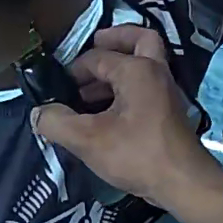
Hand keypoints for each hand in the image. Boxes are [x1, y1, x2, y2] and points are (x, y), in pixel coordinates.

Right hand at [30, 25, 222, 210]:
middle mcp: (155, 72)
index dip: (72, 70)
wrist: (183, 183)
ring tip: (88, 92)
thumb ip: (57, 123)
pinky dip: (126, 89)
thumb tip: (39, 113)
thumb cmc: (137, 155)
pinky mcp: (169, 112)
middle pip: (139, 39)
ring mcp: (166, 92)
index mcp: (137, 69)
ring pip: (143, 65)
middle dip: (114, 39)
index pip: (96, 57)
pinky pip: (145, 87)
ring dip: (117, 69)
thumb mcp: (87, 140)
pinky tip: (105, 113)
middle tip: (92, 48)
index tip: (55, 88)